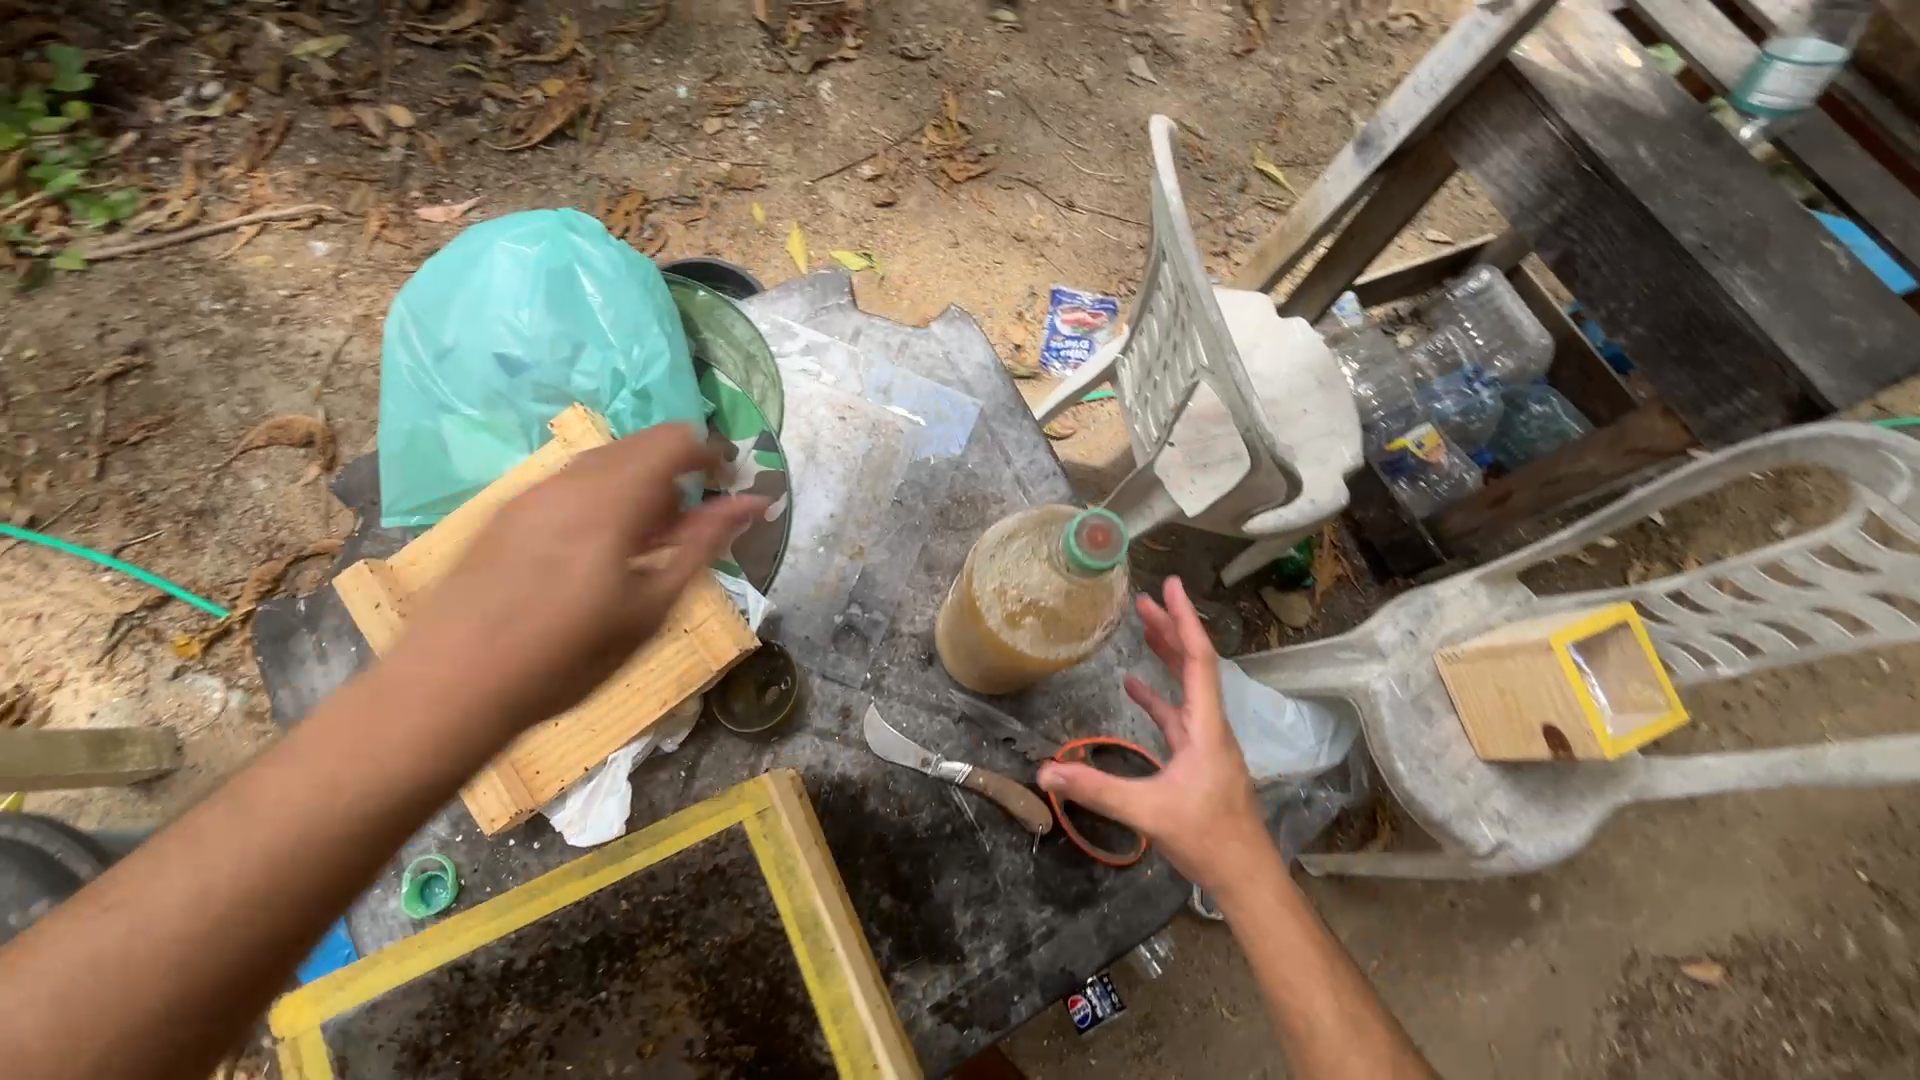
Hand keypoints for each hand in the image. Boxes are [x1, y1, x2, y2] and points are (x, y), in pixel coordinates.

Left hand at [386, 424, 764, 738]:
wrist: (450, 685)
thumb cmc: (569, 655)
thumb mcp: (652, 605)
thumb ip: (705, 543)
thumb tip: (753, 502)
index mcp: (611, 496)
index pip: (675, 440)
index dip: (711, 456)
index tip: (727, 489)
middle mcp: (569, 480)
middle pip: (639, 447)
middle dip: (675, 477)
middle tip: (687, 531)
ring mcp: (531, 495)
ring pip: (602, 467)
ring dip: (638, 490)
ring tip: (644, 549)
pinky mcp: (505, 515)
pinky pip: (569, 487)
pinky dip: (601, 502)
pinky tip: (596, 556)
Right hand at [1037, 576, 1274, 894]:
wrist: (1245, 877)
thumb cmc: (1207, 838)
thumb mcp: (1147, 812)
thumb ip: (1096, 789)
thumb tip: (1045, 771)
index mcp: (1206, 727)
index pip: (1198, 660)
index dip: (1184, 620)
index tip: (1172, 586)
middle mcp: (1210, 726)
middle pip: (1193, 665)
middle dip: (1170, 629)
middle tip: (1144, 599)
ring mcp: (1205, 744)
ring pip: (1185, 689)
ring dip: (1165, 657)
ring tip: (1142, 628)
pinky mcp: (1198, 761)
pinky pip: (1176, 716)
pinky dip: (1156, 697)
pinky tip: (1134, 687)